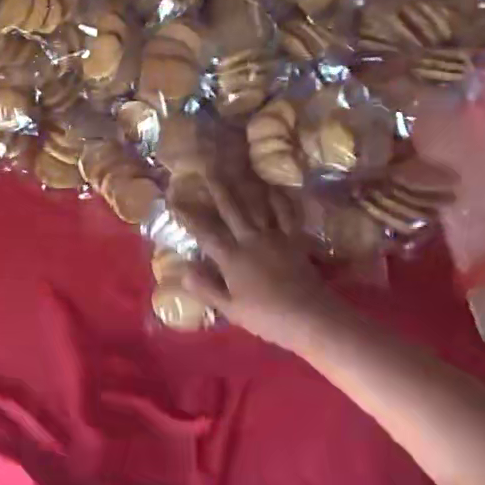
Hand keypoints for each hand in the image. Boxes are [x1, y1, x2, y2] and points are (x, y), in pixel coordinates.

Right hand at [170, 176, 349, 353]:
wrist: (309, 315)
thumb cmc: (266, 317)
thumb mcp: (230, 309)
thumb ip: (206, 287)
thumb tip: (184, 269)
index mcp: (232, 258)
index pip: (205, 232)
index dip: (189, 215)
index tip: (176, 199)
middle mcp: (250, 240)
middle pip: (231, 209)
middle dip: (218, 188)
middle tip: (209, 168)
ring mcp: (274, 236)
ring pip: (256, 206)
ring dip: (245, 187)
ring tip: (237, 170)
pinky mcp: (294, 239)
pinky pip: (285, 213)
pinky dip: (278, 199)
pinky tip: (273, 188)